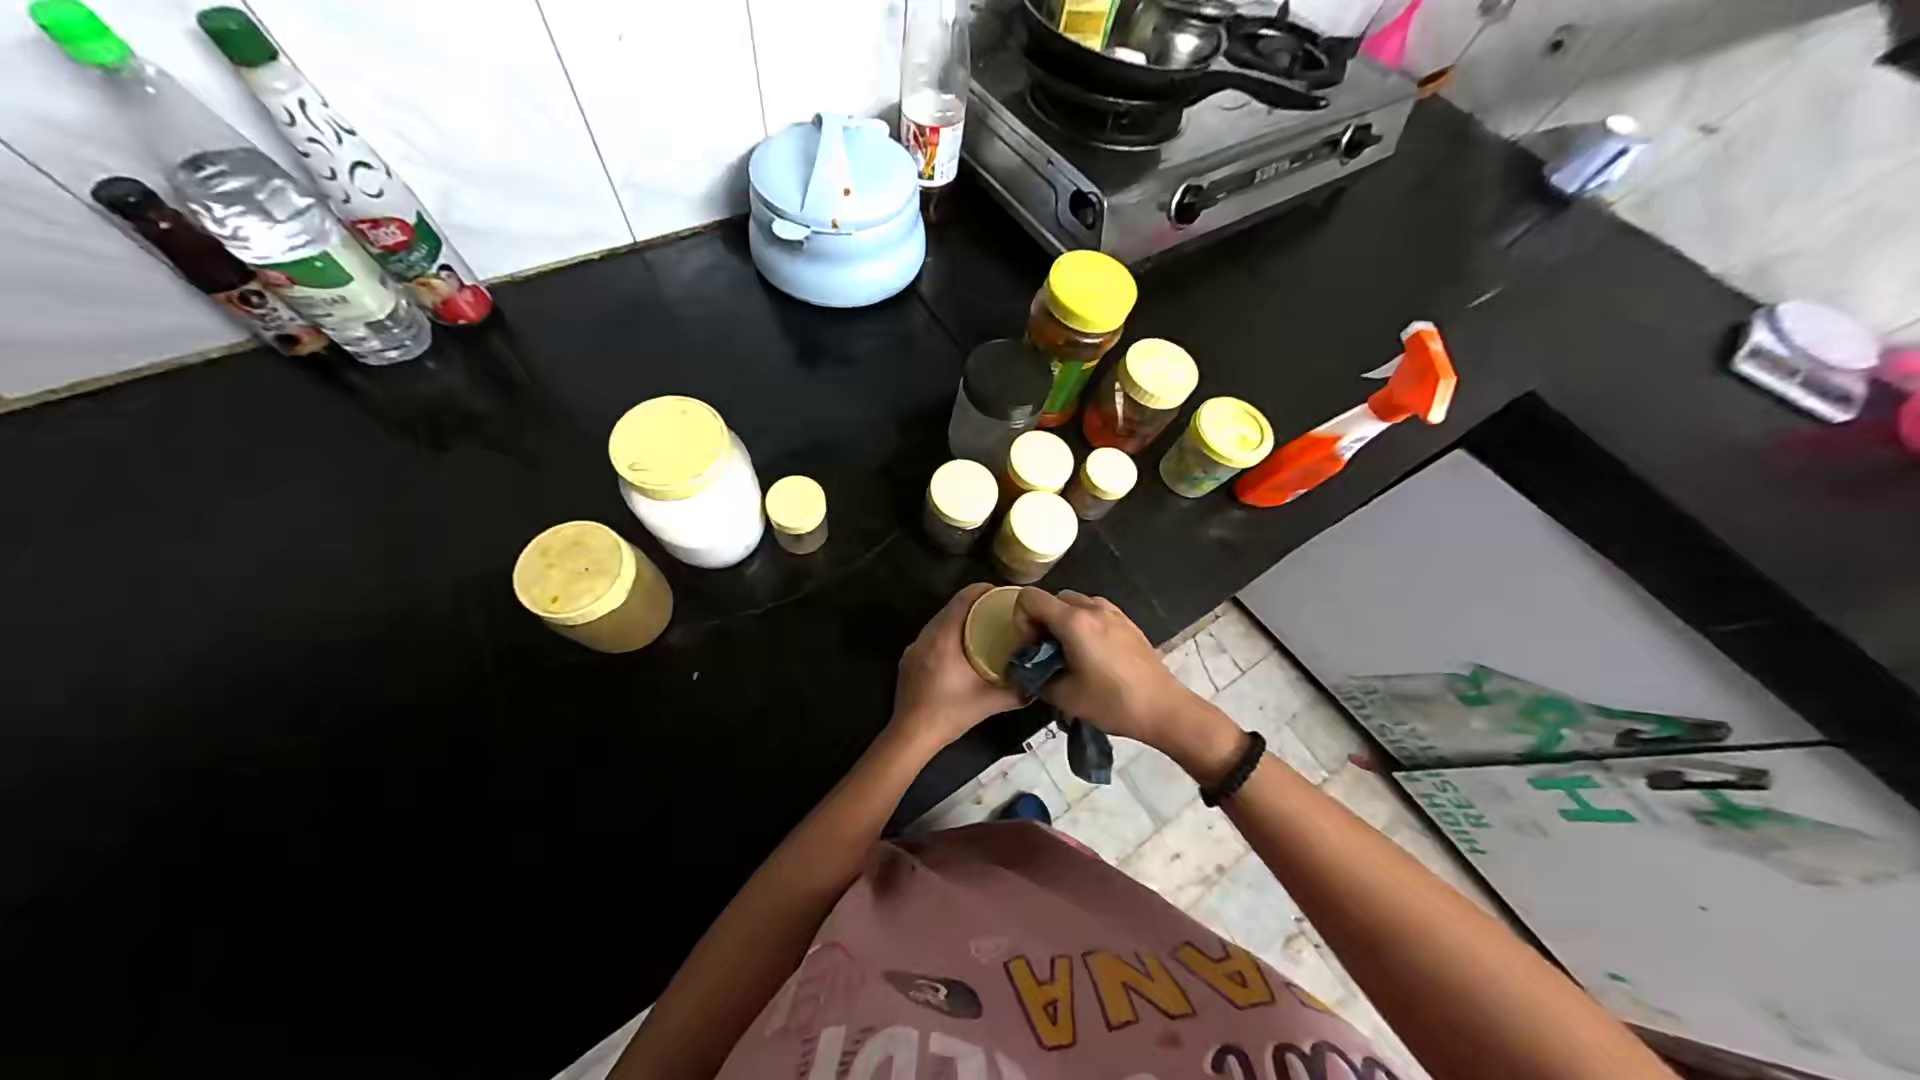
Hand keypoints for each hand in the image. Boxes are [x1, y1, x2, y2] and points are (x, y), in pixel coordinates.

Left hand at [889, 584, 1024, 752]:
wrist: (910, 736)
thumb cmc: (949, 715)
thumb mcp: (989, 703)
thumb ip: (1017, 692)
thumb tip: (1039, 682)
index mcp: (943, 639)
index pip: (962, 599)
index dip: (982, 590)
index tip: (1003, 594)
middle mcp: (925, 637)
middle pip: (951, 608)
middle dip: (975, 604)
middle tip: (1000, 611)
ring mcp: (914, 648)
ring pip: (940, 622)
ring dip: (961, 619)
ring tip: (985, 627)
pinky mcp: (908, 660)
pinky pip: (931, 636)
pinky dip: (948, 634)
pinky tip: (962, 648)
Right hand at [1015, 588, 1213, 756]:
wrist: (1163, 708)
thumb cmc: (1112, 702)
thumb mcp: (1064, 697)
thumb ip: (1036, 679)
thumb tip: (1026, 673)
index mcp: (1074, 621)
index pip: (1030, 598)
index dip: (1021, 620)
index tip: (1032, 647)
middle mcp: (1093, 607)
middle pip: (1053, 599)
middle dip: (1042, 622)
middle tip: (1047, 653)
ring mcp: (1113, 612)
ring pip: (1075, 604)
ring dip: (1063, 622)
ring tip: (1069, 655)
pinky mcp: (1127, 622)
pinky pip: (1094, 612)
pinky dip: (1083, 625)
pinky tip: (1092, 655)